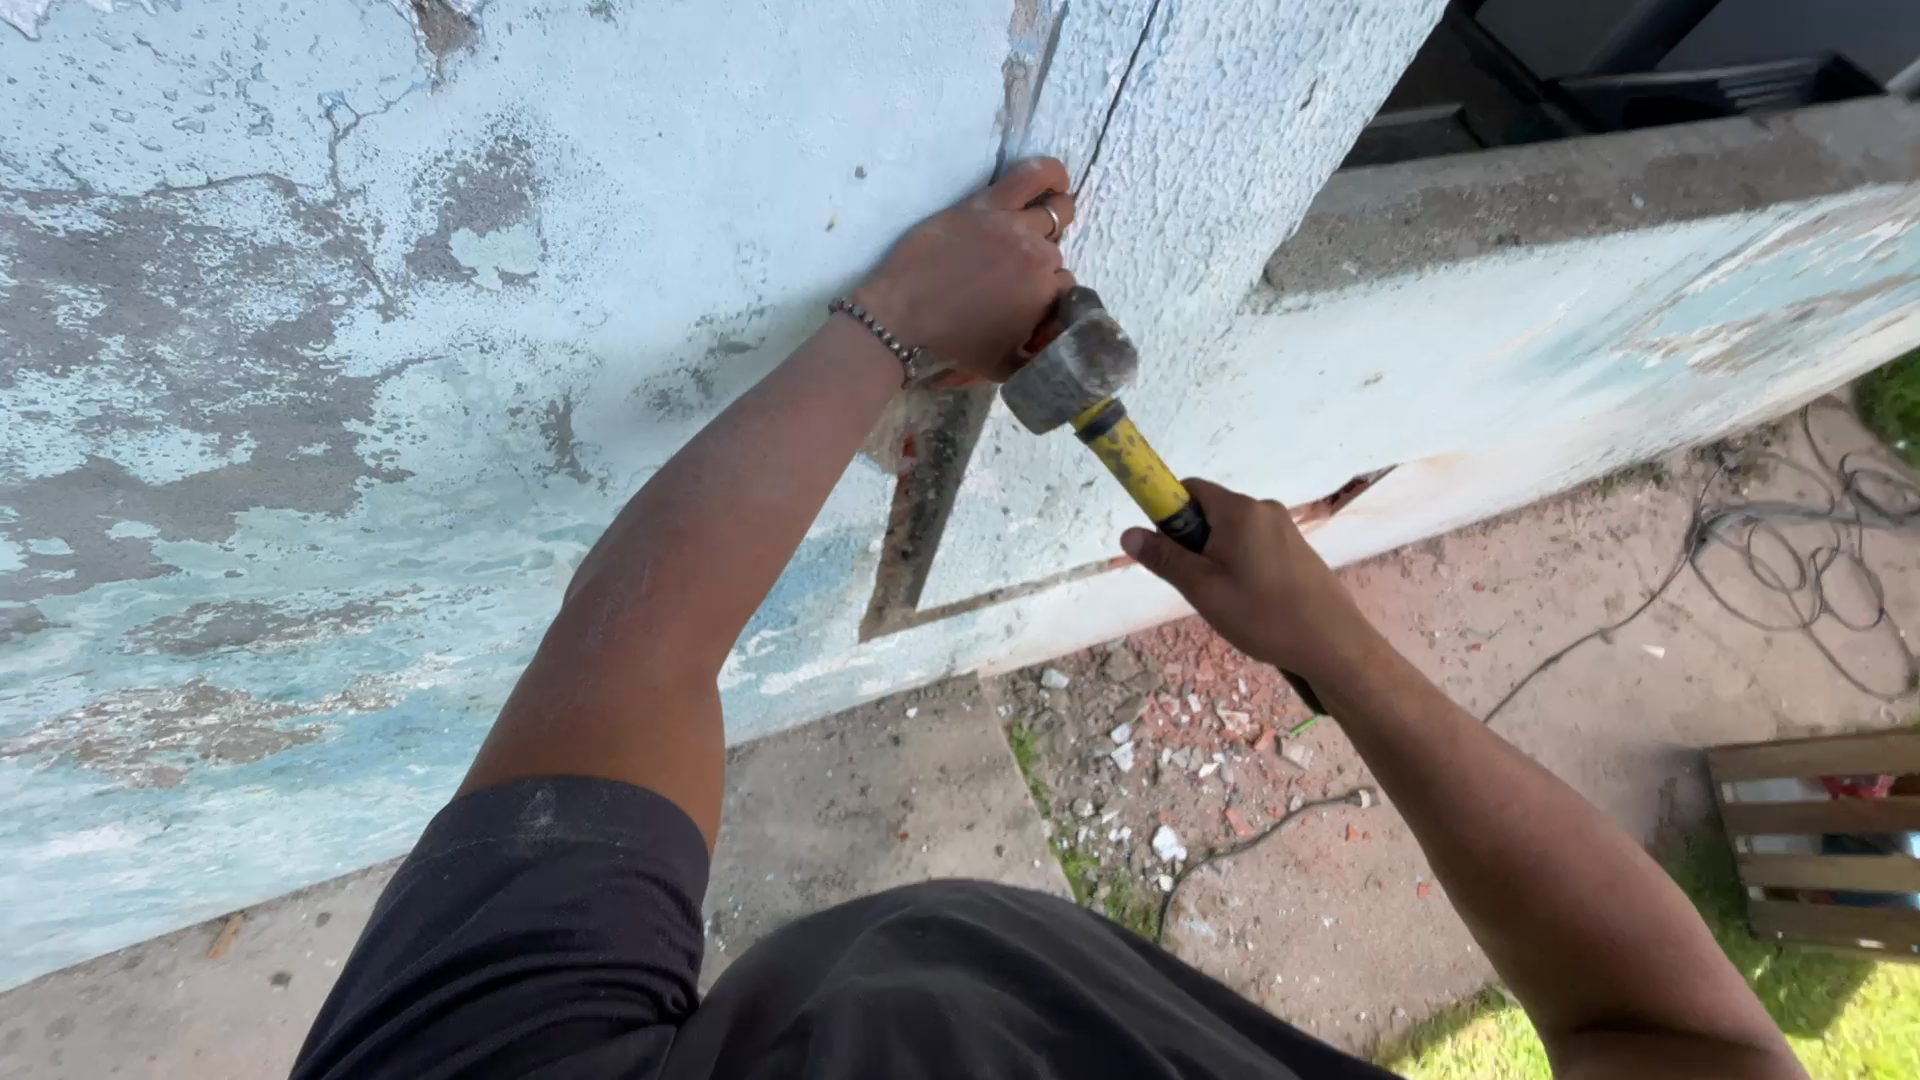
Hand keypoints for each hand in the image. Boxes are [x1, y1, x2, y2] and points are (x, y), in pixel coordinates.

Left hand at [853, 158, 1075, 381]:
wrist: (902, 319)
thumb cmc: (951, 346)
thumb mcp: (1003, 368)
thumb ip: (1035, 358)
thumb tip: (1051, 346)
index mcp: (1044, 297)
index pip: (1067, 289)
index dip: (1051, 299)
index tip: (1030, 306)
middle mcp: (1037, 258)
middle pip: (1056, 254)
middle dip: (1043, 268)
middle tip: (1016, 279)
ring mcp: (1013, 227)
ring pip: (1055, 213)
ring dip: (1054, 222)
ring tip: (1045, 225)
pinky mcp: (986, 205)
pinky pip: (1030, 175)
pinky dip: (1050, 174)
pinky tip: (1056, 181)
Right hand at [1120, 478, 1382, 684]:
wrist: (1333, 645)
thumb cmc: (1262, 615)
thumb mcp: (1202, 589)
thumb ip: (1164, 558)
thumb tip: (1128, 533)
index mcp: (1239, 511)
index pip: (1190, 488)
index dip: (1167, 510)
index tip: (1164, 546)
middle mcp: (1263, 509)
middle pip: (1209, 511)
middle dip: (1192, 540)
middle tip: (1195, 582)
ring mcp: (1284, 528)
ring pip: (1230, 532)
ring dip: (1215, 556)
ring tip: (1224, 597)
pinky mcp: (1296, 548)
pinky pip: (1252, 544)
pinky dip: (1238, 564)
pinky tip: (1248, 599)